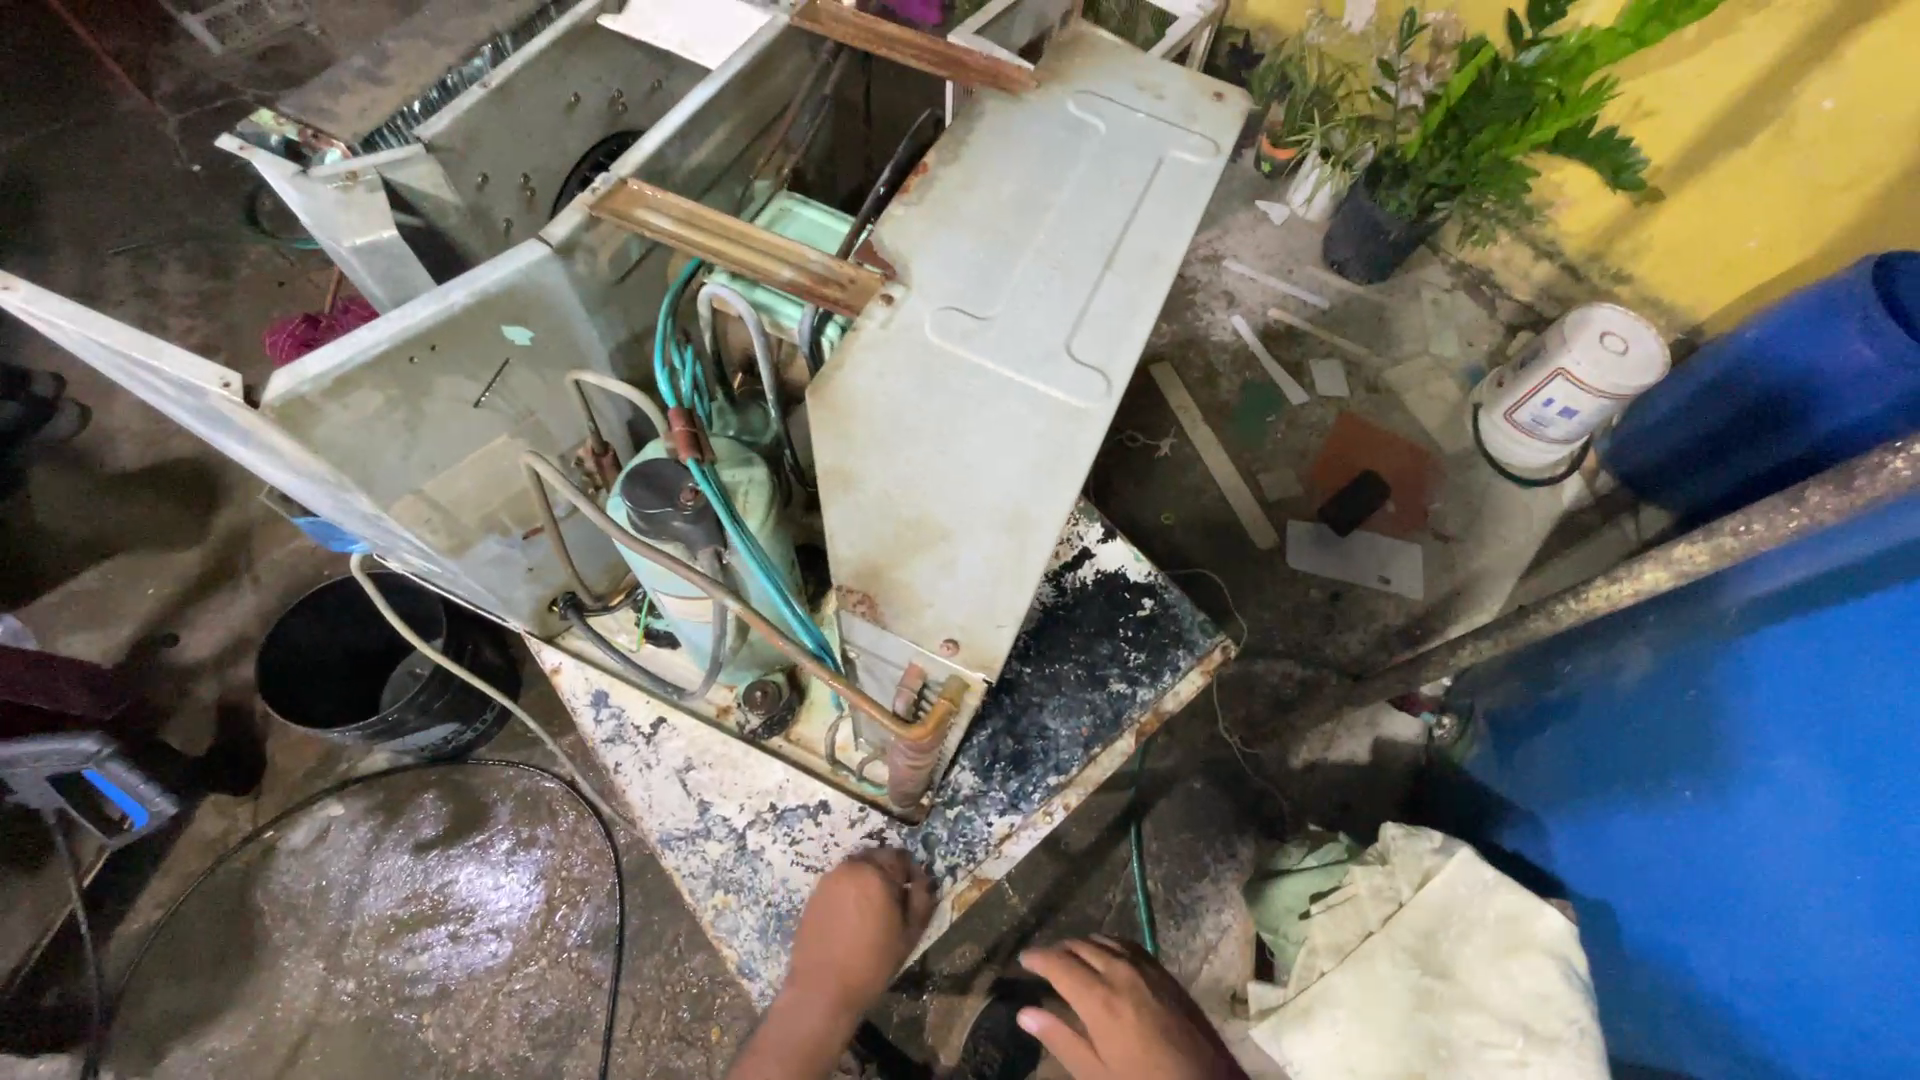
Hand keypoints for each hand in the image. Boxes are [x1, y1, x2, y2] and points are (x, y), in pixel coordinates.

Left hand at [784, 847, 933, 1016]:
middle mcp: (850, 868)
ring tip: (872, 909)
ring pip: (856, 868)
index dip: (910, 872)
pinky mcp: (814, 894)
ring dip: (867, 879)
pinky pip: (839, 882)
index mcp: (876, 874)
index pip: (900, 857)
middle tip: (894, 900)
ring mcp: (829, 880)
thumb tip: (923, 881)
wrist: (821, 990)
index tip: (913, 893)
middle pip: (876, 857)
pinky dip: (849, 890)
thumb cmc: (872, 963)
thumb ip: (921, 900)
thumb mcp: (909, 935)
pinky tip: (851, 917)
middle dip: (888, 872)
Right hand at [1016, 937, 1247, 1079]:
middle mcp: (1120, 972)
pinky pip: (1128, 945)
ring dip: (1082, 945)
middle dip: (1057, 951)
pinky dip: (1108, 945)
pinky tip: (1106, 958)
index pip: (1058, 963)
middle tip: (1044, 964)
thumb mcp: (1098, 1074)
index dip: (1037, 958)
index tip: (1023, 960)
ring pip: (1104, 941)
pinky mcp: (1165, 972)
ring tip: (1071, 959)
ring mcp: (1146, 968)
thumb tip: (1025, 1013)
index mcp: (1099, 998)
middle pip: (1079, 946)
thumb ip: (1061, 1039)